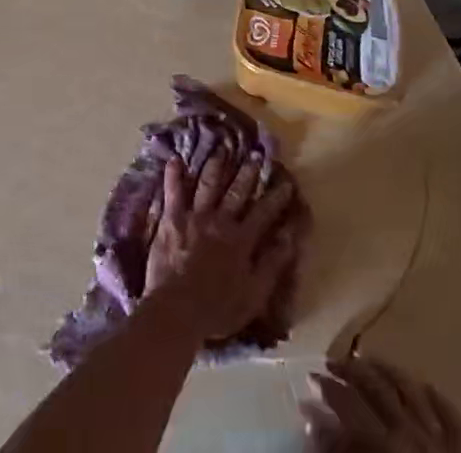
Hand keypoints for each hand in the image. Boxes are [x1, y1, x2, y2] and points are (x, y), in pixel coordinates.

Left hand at [143, 147, 296, 341]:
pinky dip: (174, 174)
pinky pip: (173, 192)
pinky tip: (175, 159)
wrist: (178, 309)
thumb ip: (273, 263)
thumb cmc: (218, 308)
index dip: (276, 198)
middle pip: (236, 192)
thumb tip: (289, 237)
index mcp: (241, 239)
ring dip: (216, 166)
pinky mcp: (171, 219)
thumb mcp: (255, 293)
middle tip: (255, 154)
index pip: (264, 213)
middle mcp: (219, 221)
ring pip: (207, 185)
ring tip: (222, 150)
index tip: (285, 183)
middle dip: (248, 173)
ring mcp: (194, 217)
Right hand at [301, 356, 460, 452]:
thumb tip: (311, 424)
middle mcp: (409, 433)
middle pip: (372, 389)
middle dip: (346, 372)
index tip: (303, 397)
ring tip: (366, 359)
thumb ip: (337, 450)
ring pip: (408, 389)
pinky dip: (440, 399)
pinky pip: (452, 418)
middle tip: (326, 365)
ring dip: (385, 370)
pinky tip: (426, 386)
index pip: (343, 411)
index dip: (321, 401)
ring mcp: (438, 439)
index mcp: (382, 446)